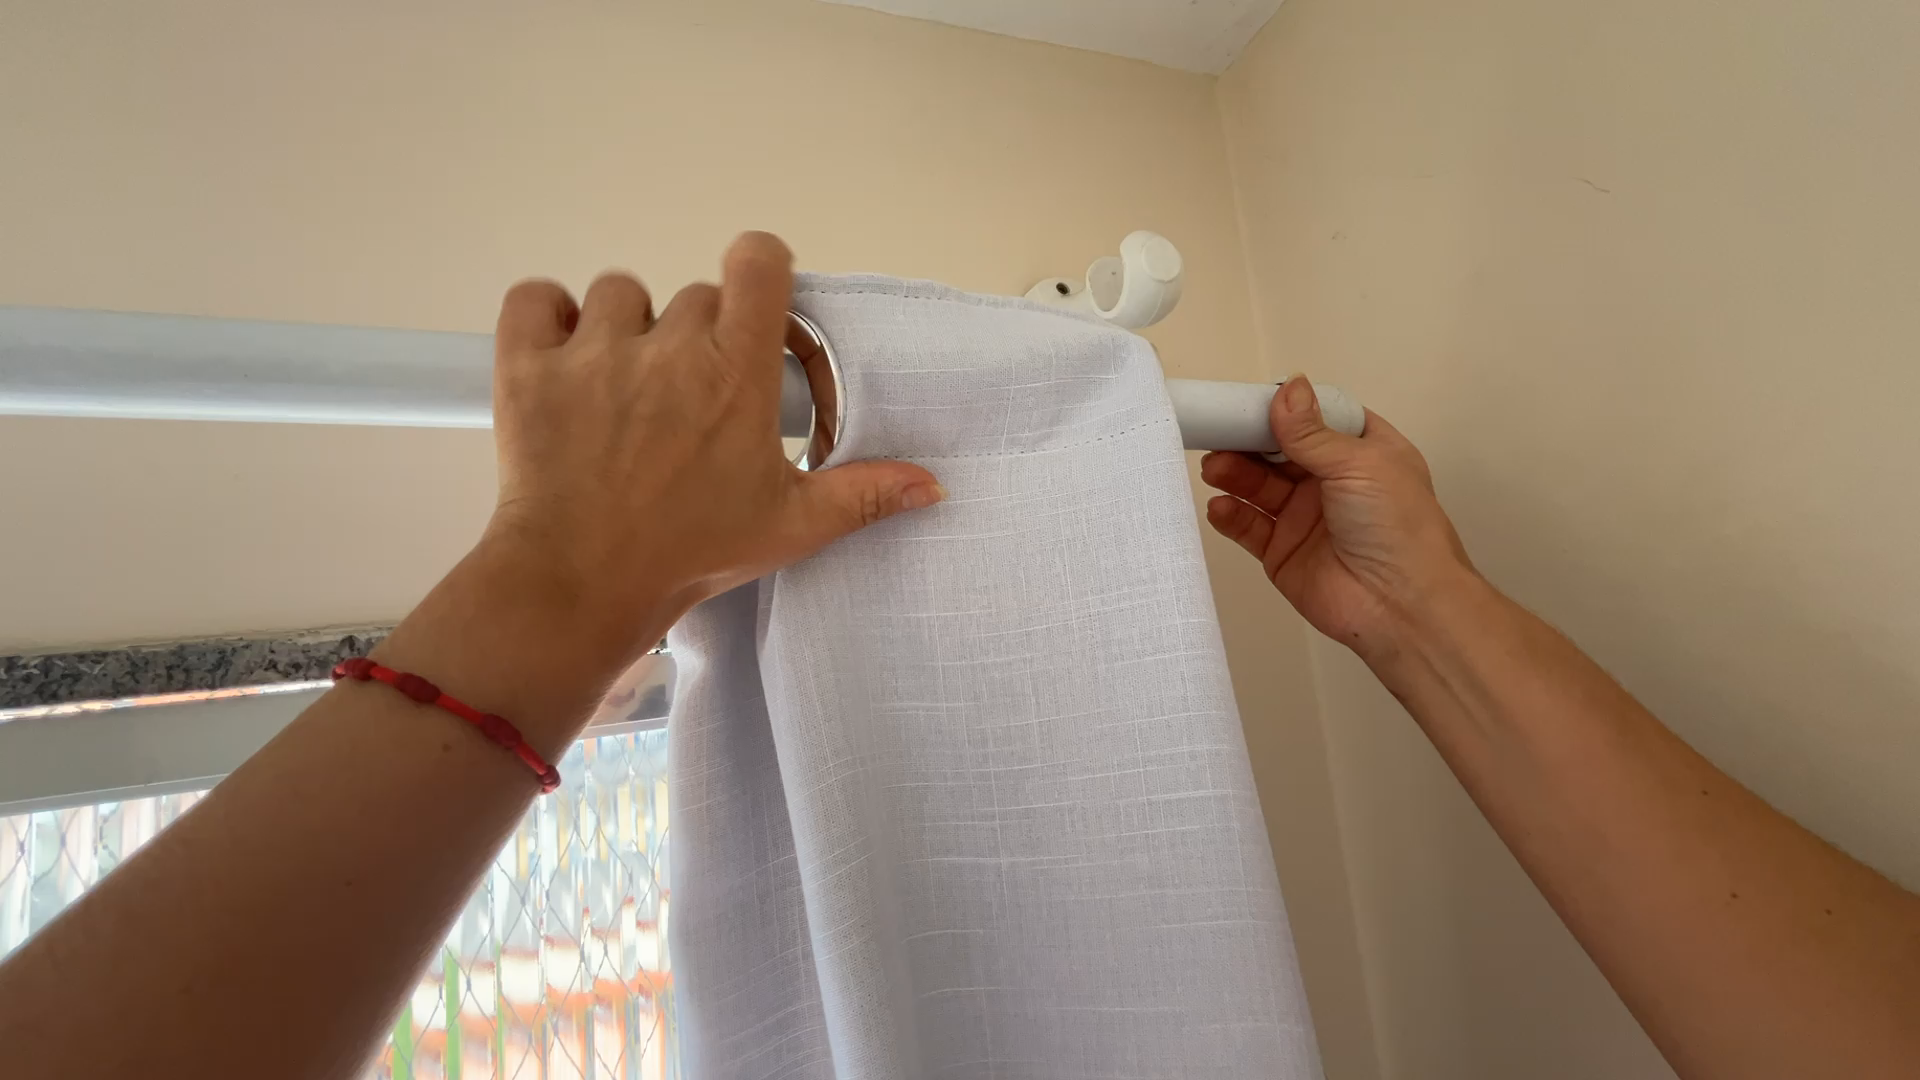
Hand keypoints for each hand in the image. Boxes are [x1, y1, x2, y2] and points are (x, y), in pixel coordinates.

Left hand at [480, 231, 942, 665]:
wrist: (584, 584)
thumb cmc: (695, 551)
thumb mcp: (793, 525)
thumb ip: (865, 495)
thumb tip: (934, 484)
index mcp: (737, 371)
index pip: (758, 260)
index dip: (762, 270)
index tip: (758, 309)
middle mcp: (668, 343)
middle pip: (693, 294)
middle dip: (700, 335)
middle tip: (693, 399)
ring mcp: (591, 349)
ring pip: (619, 292)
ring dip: (629, 328)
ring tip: (628, 389)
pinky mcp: (526, 364)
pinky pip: (537, 298)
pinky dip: (550, 318)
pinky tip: (567, 361)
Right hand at [1200, 375, 1476, 657]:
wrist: (1399, 605)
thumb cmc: (1395, 526)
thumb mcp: (1357, 465)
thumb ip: (1310, 431)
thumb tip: (1288, 386)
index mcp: (1361, 453)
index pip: (1316, 421)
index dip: (1284, 410)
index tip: (1248, 402)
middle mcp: (1330, 482)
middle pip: (1277, 452)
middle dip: (1247, 443)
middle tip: (1216, 435)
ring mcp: (1302, 517)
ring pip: (1257, 487)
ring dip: (1234, 475)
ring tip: (1214, 470)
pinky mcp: (1280, 550)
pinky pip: (1247, 526)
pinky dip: (1230, 515)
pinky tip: (1220, 508)